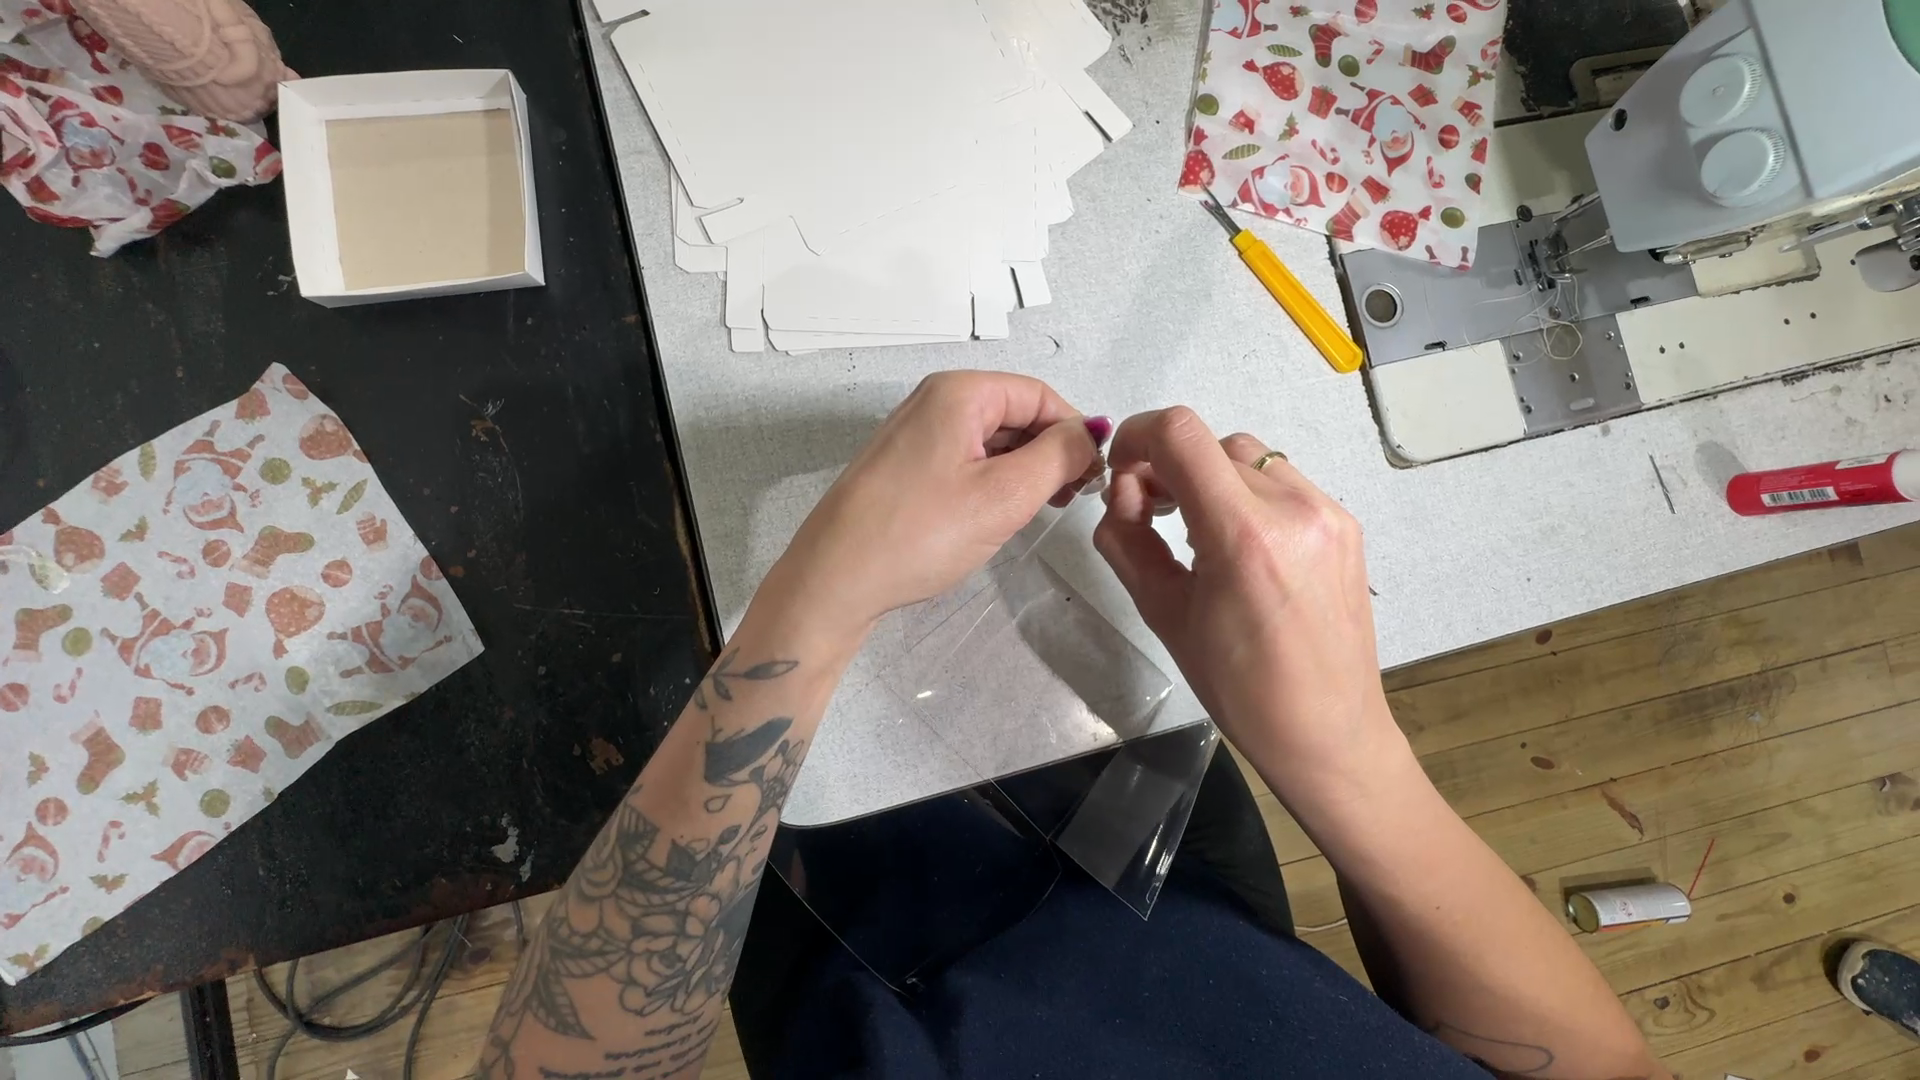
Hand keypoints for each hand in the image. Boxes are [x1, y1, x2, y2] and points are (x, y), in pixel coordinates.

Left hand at [763, 371, 1106, 641]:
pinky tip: (996, 514)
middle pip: (1014, 414)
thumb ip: (1059, 456)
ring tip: (1035, 511)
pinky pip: (964, 460)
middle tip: (1065, 501)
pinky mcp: (903, 466)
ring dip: (1022, 470)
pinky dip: (991, 481)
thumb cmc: (923, 532)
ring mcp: (914, 434)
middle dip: (1049, 452)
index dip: (1074, 432)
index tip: (1092, 480)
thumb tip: (1091, 432)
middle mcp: (934, 401)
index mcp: (960, 392)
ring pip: (990, 439)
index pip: (1040, 395)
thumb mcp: (1005, 495)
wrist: (835, 579)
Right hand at [1092, 407, 1405, 799]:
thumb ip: (1128, 539)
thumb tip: (1121, 493)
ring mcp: (1328, 512)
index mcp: (1243, 534)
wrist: (1327, 730)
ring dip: (1206, 476)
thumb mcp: (1162, 612)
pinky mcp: (1345, 524)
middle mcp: (1294, 507)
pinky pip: (1280, 482)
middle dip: (1166, 465)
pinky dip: (1244, 493)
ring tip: (1194, 528)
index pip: (1180, 434)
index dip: (1136, 436)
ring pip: (1246, 456)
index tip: (1122, 475)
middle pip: (1209, 442)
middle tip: (1150, 514)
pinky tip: (1238, 543)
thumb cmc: (1236, 685)